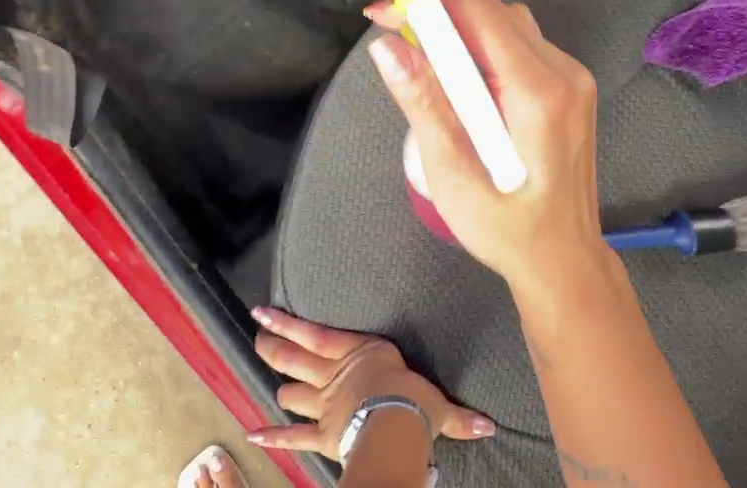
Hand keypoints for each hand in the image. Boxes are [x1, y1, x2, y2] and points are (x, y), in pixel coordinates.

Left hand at [246, 307, 494, 458]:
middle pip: (293, 358)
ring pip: (291, 391)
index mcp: (357, 353)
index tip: (262, 312)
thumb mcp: (438, 404)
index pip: (312, 334)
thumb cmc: (415, 403)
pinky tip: (253, 433)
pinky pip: (293, 434)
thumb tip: (493, 426)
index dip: (284, 323)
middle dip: (272, 347)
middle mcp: (334, 375)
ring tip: (265, 373)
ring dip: (278, 383)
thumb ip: (460, 416)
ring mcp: (323, 405)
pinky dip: (273, 435)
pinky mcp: (321, 435)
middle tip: (257, 336)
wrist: (397, 427)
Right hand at [366, 0, 607, 288]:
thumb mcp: (453, 173)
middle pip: (493, 13)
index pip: (478, 15)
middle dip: (438, 16)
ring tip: (424, 64)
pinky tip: (460, 84)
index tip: (381, 17)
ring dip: (460, 31)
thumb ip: (423, 103)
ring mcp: (573, 78)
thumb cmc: (506, 229)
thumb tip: (386, 46)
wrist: (564, 261)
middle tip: (395, 41)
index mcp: (539, 94)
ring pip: (507, 24)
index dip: (425, 6)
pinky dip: (482, 48)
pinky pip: (519, 45)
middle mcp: (564, 74)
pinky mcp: (570, 86)